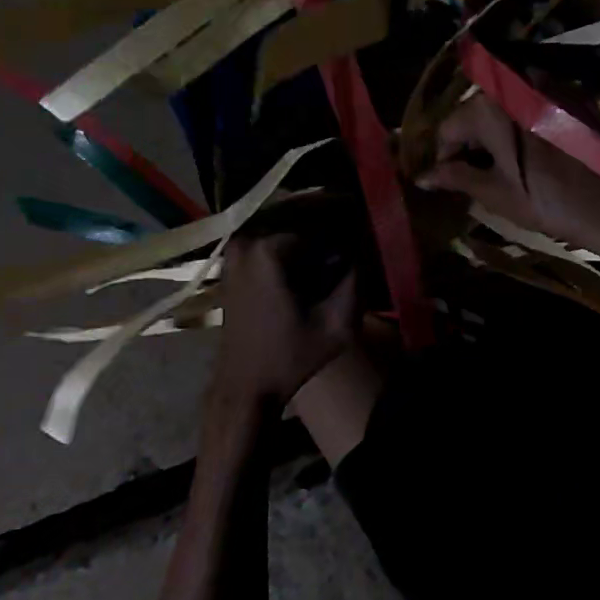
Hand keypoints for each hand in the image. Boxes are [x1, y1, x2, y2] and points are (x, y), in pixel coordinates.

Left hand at [211, 232, 359, 404]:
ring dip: (311, 233)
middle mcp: (246, 239)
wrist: (245, 384)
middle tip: (355, 239)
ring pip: (284, 225)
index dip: (346, 225)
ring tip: (338, 249)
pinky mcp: (233, 261)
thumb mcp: (336, 324)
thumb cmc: (290, 357)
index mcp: (268, 249)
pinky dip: (293, 244)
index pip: (319, 219)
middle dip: (329, 222)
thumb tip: (362, 249)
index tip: (365, 234)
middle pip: (299, 215)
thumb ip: (355, 280)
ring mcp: (235, 249)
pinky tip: (314, 260)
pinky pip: (269, 239)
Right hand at [416, 96, 599, 251]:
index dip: (443, 155)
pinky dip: (524, 124)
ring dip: (497, 132)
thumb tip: (423, 175)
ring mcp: (549, 83)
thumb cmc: (550, 203)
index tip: (447, 179)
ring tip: (504, 167)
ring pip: (506, 105)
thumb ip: (457, 177)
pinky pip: (534, 103)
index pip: (450, 126)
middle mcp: (517, 83)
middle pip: (477, 110)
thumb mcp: (497, 194)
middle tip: (476, 174)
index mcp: (491, 108)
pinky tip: (533, 154)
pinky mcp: (575, 92)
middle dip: (471, 141)